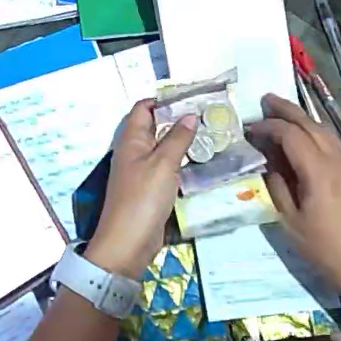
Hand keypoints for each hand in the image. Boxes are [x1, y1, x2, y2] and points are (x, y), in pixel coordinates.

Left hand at [84, 100, 196, 278]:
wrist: (128, 244)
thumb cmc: (142, 198)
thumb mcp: (163, 164)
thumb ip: (178, 138)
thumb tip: (190, 114)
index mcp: (132, 140)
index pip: (144, 109)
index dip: (164, 99)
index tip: (191, 96)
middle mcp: (135, 152)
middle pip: (156, 127)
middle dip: (179, 119)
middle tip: (209, 115)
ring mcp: (142, 172)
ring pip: (164, 149)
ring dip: (184, 142)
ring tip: (212, 135)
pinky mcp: (151, 191)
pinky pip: (168, 169)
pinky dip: (183, 163)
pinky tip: (203, 163)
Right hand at [247, 94, 340, 299]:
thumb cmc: (324, 247)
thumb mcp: (289, 220)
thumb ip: (277, 186)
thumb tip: (268, 164)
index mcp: (316, 169)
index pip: (290, 134)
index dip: (268, 127)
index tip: (249, 128)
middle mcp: (335, 158)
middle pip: (310, 123)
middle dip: (287, 109)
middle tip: (265, 99)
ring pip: (324, 129)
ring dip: (302, 118)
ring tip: (282, 113)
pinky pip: (331, 141)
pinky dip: (314, 132)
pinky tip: (304, 137)